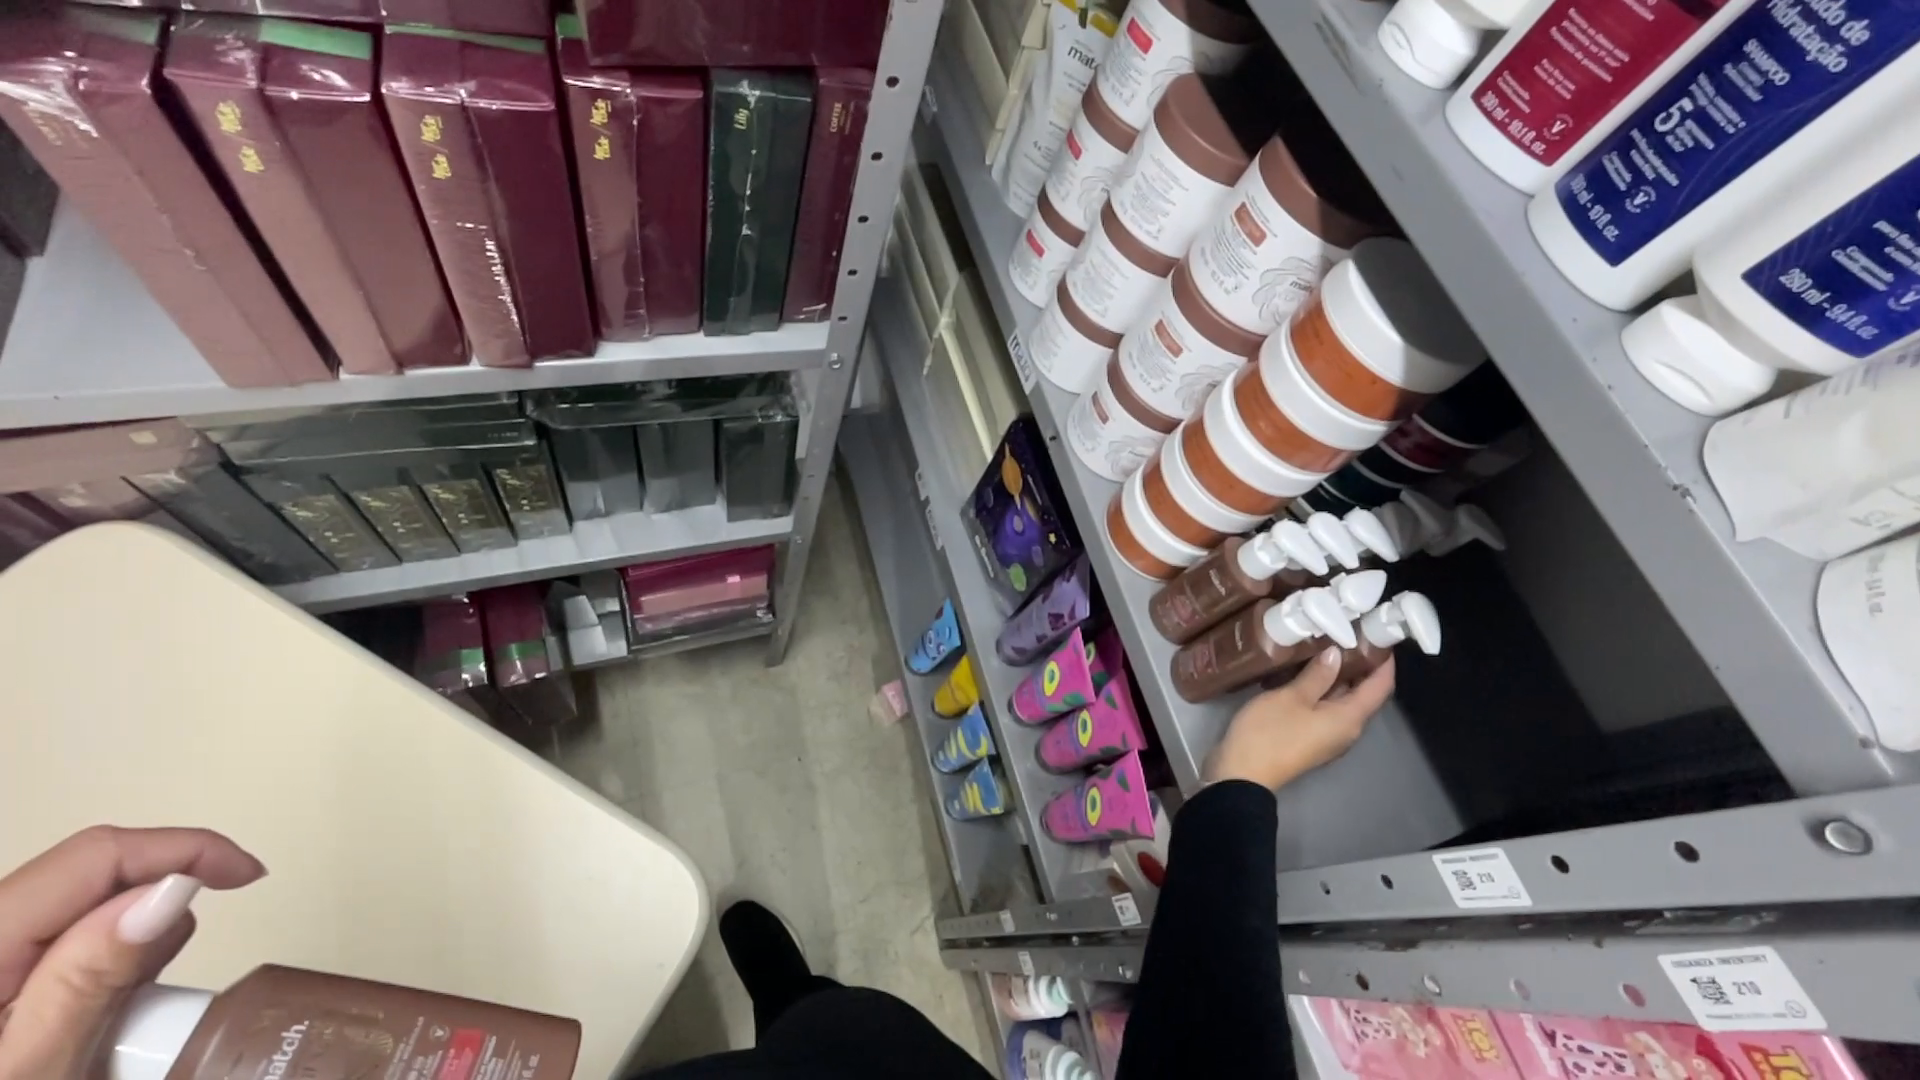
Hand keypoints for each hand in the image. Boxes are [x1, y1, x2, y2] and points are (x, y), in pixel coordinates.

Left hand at [0, 827, 265, 1079]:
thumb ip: (90, 980)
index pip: (97, 855)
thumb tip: (171, 892)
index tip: (249, 879)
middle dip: (156, 913)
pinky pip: (56, 945)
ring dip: (127, 950)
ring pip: (80, 912)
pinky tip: (84, 1025)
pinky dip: (97, 971)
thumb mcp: (30, 1074)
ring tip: (113, 1027)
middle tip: (164, 994)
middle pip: (91, 878)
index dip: (186, 849)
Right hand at [1202, 647, 1395, 790]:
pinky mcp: (1308, 737)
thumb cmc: (1269, 733)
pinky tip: (1303, 672)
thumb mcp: (1292, 697)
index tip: (1378, 634)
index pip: (1380, 686)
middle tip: (1347, 632)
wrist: (1242, 773)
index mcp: (1349, 718)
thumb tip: (1336, 654)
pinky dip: (1320, 688)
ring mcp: (1327, 735)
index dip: (1384, 662)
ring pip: (1341, 700)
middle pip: (1362, 693)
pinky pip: (1324, 708)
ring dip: (1337, 675)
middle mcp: (1346, 728)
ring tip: (1324, 645)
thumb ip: (1317, 675)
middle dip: (1359, 664)